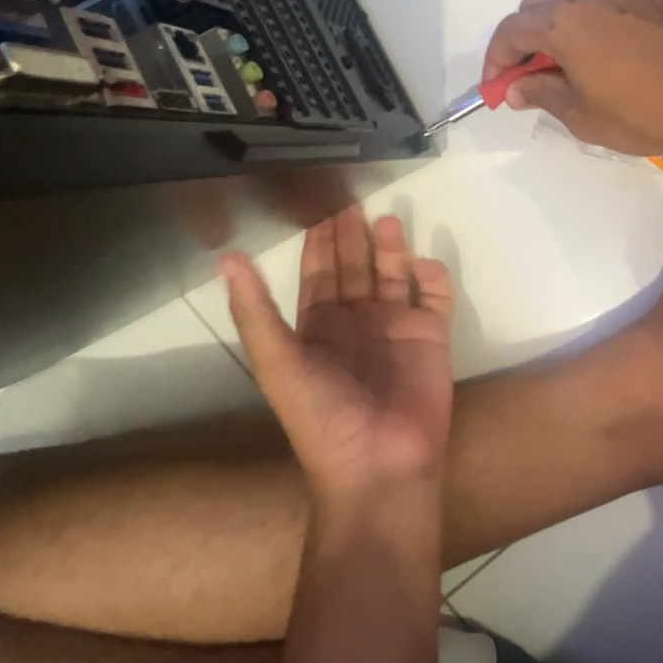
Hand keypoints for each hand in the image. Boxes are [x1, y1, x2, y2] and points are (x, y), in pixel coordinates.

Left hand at [224, 205, 455, 499]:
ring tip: (389, 218)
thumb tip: (227, 256)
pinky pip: (435, 296)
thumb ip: (256, 310)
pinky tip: (423, 261)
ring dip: (392, 248)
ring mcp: (397, 327)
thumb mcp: (278, 363)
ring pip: (395, 274)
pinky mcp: (432, 336)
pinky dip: (432, 276)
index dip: (318, 239)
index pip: (319, 271)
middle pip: (357, 266)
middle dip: (354, 234)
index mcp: (318, 327)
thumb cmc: (323, 417)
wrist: (380, 466)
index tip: (317, 201)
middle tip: (354, 196)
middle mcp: (358, 321)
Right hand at [483, 0, 662, 159]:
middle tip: (528, 78)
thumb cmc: (641, 114)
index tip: (497, 88)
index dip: (496, 60)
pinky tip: (606, 56)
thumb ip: (541, 93)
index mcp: (564, 20)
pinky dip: (593, 23)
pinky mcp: (655, 2)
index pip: (511, 31)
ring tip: (566, 65)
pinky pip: (609, 3)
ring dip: (558, 26)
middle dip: (525, 41)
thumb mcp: (581, 114)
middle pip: (539, 7)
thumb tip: (516, 88)